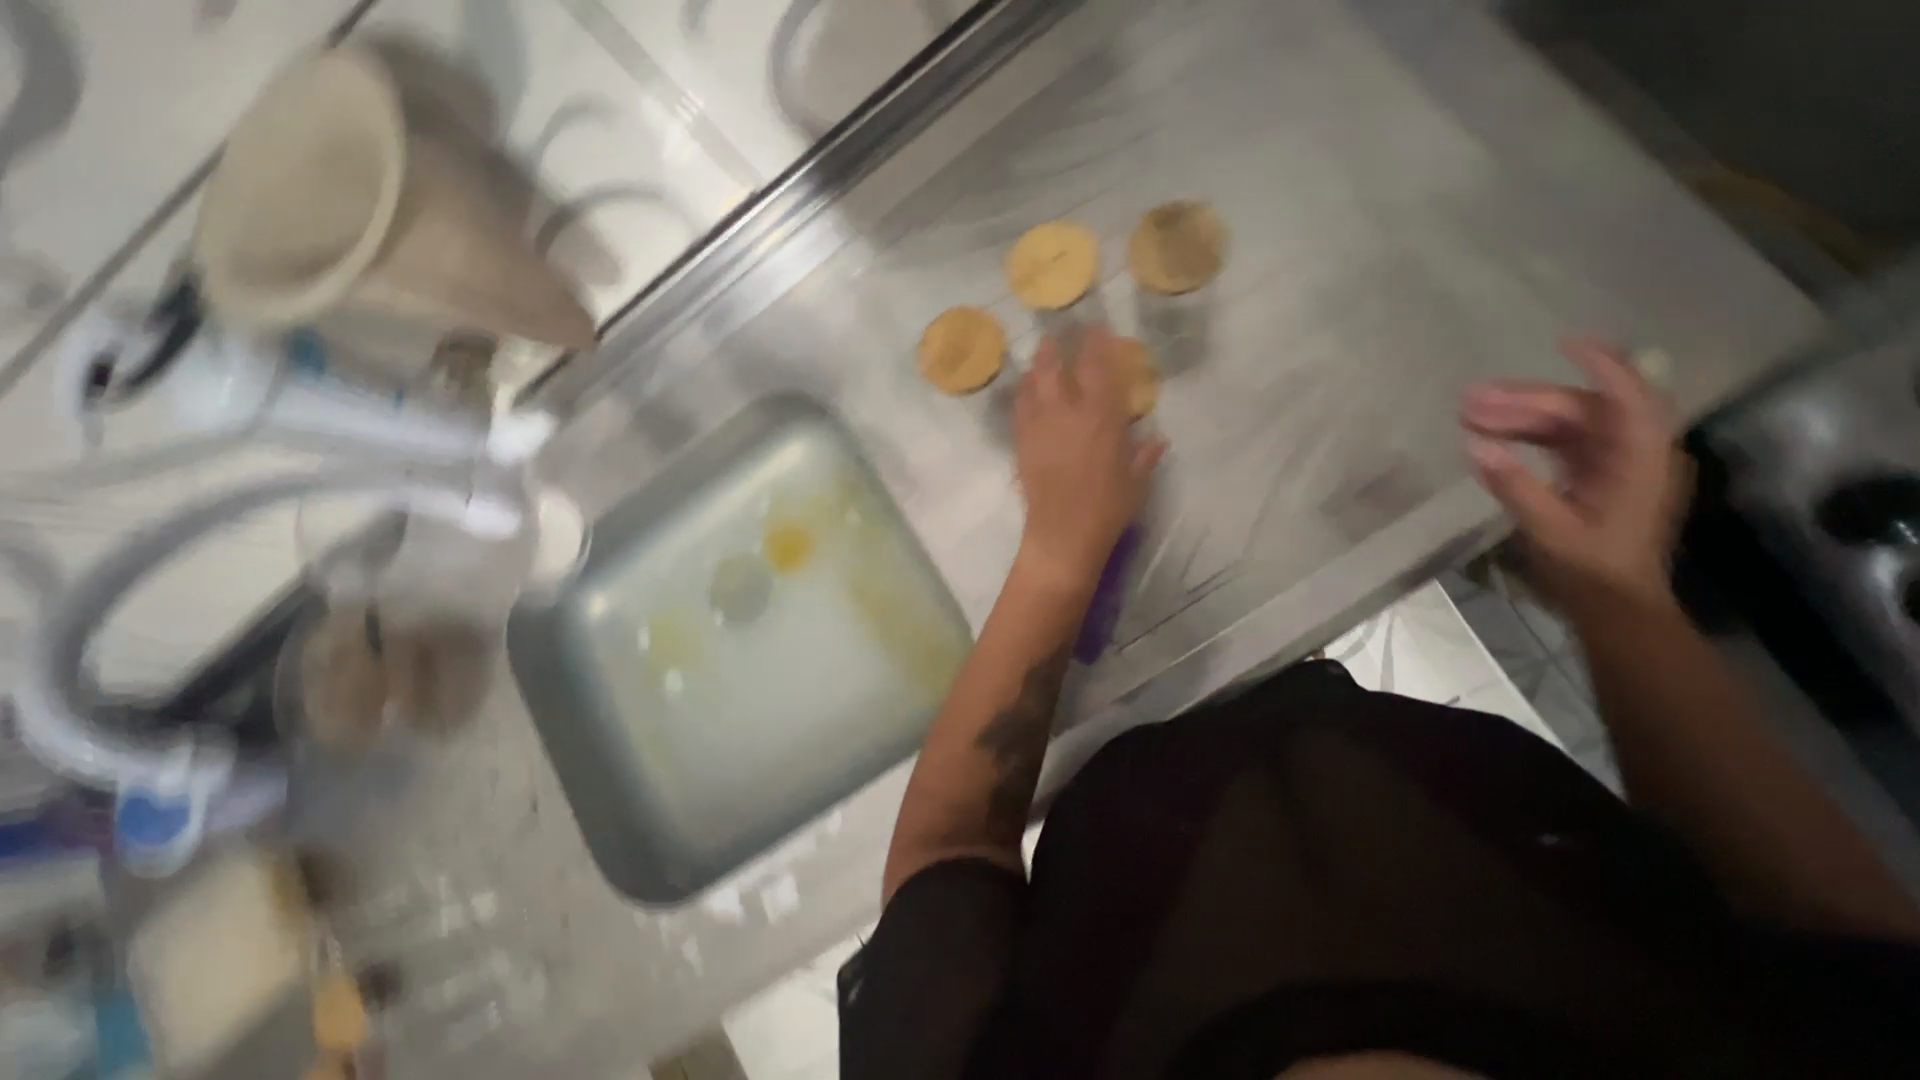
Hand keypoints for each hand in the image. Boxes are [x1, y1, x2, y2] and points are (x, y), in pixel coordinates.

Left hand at [1013, 328, 1165, 589]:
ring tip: (1040, 353)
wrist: (1062, 535)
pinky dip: (1023, 394)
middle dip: (1058, 347)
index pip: (1098, 368)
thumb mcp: (1135, 482)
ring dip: (1037, 365)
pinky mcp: (1022, 445)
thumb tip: (1157, 439)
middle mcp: (1067, 414)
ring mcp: (1040, 428)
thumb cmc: (1106, 509)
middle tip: (1059, 333)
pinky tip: (1025, 390)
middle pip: (1057, 369)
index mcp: (1101, 418)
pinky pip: (1020, 410)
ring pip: (1033, 385)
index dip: (1097, 344)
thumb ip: (1144, 456)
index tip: (1097, 328)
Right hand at [1461, 338, 1690, 610]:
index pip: (1628, 399)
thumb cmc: (1592, 571)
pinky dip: (1527, 436)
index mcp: (1639, 462)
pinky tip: (1491, 436)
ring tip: (1468, 414)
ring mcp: (1614, 464)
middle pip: (1582, 409)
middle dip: (1527, 400)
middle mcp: (1633, 453)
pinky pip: (1561, 442)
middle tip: (1471, 400)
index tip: (1565, 344)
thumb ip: (1516, 486)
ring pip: (1567, 423)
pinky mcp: (1596, 477)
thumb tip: (1474, 445)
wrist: (1615, 607)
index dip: (1603, 366)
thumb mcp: (1551, 531)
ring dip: (1519, 416)